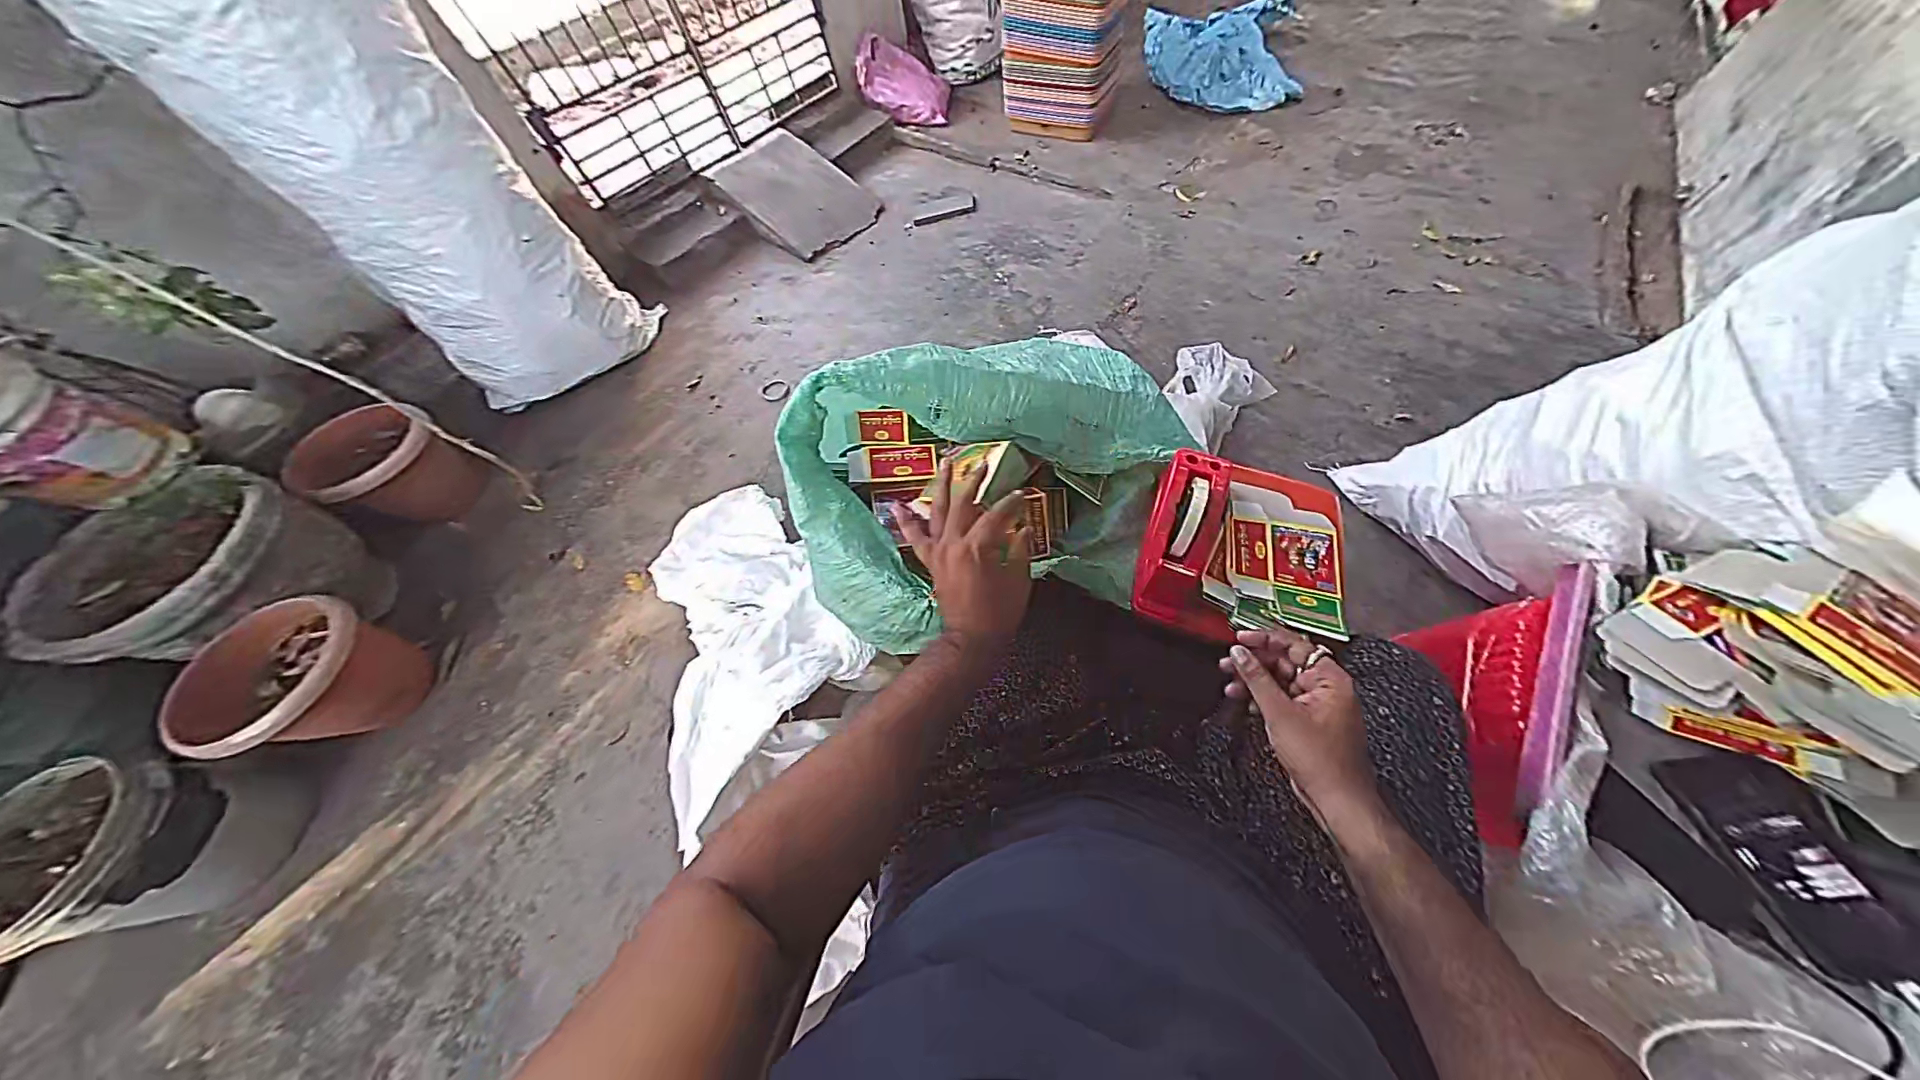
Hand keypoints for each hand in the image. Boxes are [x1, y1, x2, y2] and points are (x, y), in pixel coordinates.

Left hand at [895, 456, 1033, 651]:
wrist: (971, 639)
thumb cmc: (1000, 613)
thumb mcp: (1019, 580)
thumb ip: (1020, 549)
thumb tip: (1023, 528)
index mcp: (979, 547)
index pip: (998, 515)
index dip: (1012, 503)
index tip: (1023, 494)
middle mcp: (954, 543)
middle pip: (964, 503)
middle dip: (975, 480)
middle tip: (983, 463)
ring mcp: (939, 550)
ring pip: (938, 510)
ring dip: (942, 485)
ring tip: (944, 463)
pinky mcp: (930, 560)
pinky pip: (916, 537)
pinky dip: (907, 521)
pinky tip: (898, 506)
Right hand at [1219, 629, 1379, 820]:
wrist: (1336, 797)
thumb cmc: (1322, 760)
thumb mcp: (1279, 712)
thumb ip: (1257, 678)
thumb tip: (1240, 654)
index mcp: (1330, 679)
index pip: (1293, 644)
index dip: (1263, 639)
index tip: (1240, 639)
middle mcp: (1327, 688)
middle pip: (1285, 662)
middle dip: (1254, 662)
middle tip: (1228, 663)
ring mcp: (1318, 704)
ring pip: (1280, 680)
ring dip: (1255, 681)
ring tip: (1231, 684)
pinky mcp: (1309, 719)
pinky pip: (1283, 697)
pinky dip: (1263, 697)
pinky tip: (1246, 701)